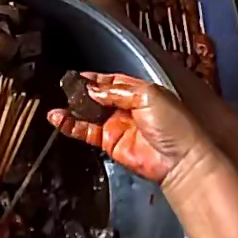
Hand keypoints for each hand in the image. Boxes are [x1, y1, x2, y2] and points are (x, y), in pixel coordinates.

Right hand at [47, 72, 213, 184]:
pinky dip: (71, 126)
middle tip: (65, 89)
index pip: (111, 81)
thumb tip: (92, 89)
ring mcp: (117, 125)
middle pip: (97, 96)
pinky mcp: (109, 142)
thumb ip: (116, 91)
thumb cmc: (174, 126)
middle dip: (81, 93)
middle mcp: (126, 107)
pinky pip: (86, 132)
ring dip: (72, 109)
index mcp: (139, 91)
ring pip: (88, 114)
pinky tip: (59, 119)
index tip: (77, 77)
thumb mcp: (147, 96)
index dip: (94, 79)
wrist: (180, 160)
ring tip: (58, 106)